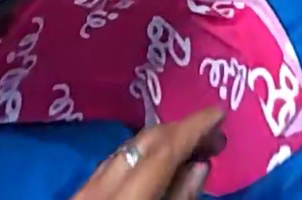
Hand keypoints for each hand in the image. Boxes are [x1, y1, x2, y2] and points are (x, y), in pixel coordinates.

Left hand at [68, 109, 226, 199]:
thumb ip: (177, 199)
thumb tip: (200, 164)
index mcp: (123, 192)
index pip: (163, 148)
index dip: (195, 126)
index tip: (221, 111)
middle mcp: (101, 181)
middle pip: (146, 141)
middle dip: (183, 131)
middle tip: (217, 137)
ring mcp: (85, 186)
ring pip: (130, 148)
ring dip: (164, 141)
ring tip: (195, 147)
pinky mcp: (80, 192)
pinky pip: (118, 162)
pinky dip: (144, 155)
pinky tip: (160, 161)